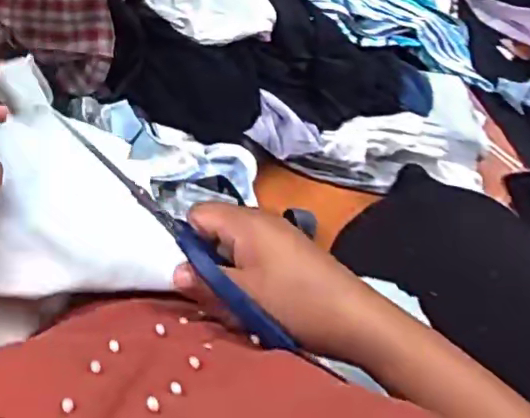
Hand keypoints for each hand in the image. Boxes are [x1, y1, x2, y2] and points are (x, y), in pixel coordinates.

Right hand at [171, 203, 403, 363]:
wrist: (355, 317)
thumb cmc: (295, 302)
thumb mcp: (244, 297)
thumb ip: (206, 282)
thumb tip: (174, 271)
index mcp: (244, 220)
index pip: (197, 213)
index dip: (188, 241)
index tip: (193, 274)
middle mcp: (258, 216)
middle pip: (215, 226)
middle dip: (208, 258)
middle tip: (215, 292)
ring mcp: (277, 229)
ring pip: (235, 241)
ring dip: (229, 267)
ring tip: (239, 299)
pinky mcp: (291, 246)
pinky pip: (255, 249)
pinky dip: (249, 269)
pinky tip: (261, 297)